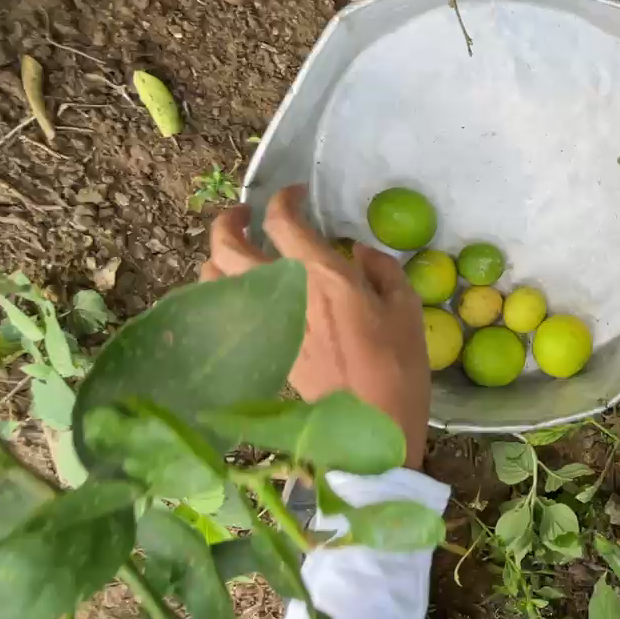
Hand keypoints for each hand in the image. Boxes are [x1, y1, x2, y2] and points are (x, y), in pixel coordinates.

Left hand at [201, 184, 430, 469]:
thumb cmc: (398, 362)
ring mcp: (264, 323)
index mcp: (322, 275)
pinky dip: (226, 292)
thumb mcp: (406, 308)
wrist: (370, 423)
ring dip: (220, 258)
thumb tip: (357, 252)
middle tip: (245, 215)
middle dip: (229, 222)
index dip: (284, 199)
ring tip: (242, 255)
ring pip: (213, 278)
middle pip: (226, 246)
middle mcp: (281, 293)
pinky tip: (250, 295)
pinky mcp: (259, 348)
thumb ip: (382, 269)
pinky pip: (225, 309)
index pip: (282, 222)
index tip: (296, 195)